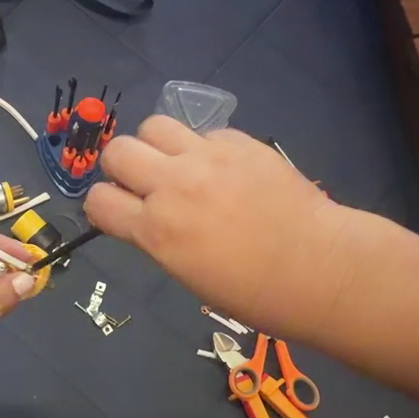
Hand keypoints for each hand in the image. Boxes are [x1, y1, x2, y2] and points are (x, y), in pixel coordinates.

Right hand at [86, 116, 366, 336]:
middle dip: (121, 167)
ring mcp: (207, 158)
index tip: (118, 212)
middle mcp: (173, 186)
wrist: (320, 268)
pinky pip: (204, 132)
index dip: (103, 206)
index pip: (98, 200)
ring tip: (178, 165)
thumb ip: (157, 236)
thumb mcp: (186, 273)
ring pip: (154, 125)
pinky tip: (225, 169)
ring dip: (157, 146)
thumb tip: (147, 215)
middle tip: (144, 183)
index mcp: (156, 231)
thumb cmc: (253, 292)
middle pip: (117, 151)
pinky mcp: (240, 143)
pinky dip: (205, 148)